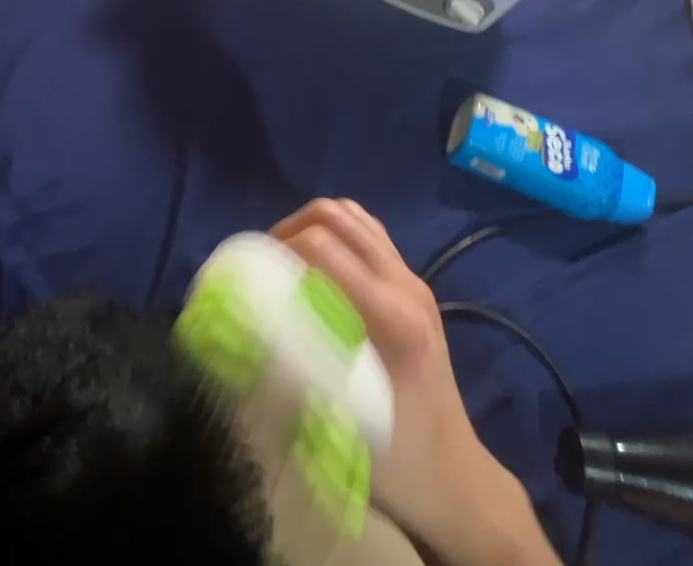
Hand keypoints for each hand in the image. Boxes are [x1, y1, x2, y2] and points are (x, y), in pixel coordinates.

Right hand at [272, 199, 559, 565]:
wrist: (453, 476)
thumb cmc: (394, 457)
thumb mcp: (336, 421)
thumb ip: (290, 373)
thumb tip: (238, 329)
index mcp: (390, 315)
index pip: (321, 244)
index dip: (277, 249)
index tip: (252, 276)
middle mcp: (405, 285)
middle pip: (336, 216)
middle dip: (291, 230)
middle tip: (266, 264)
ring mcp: (414, 282)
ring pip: (355, 217)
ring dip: (314, 228)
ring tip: (288, 263)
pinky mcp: (415, 287)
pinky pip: (370, 235)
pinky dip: (338, 235)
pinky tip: (320, 270)